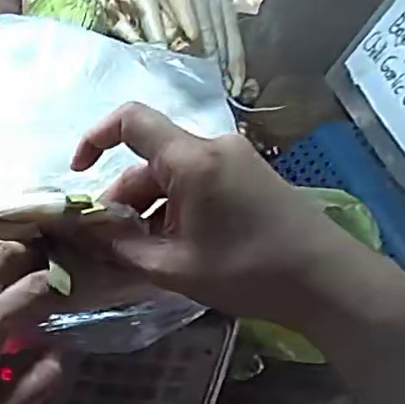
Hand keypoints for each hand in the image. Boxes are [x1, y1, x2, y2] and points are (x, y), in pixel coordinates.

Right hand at [66, 103, 391, 328]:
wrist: (327, 282)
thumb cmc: (246, 272)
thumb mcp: (170, 266)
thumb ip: (118, 245)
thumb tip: (81, 231)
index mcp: (193, 161)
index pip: (130, 121)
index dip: (94, 139)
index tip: (77, 174)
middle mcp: (212, 149)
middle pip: (145, 162)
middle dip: (119, 201)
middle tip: (108, 245)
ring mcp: (231, 162)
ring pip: (166, 177)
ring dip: (143, 211)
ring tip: (139, 254)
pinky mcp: (243, 178)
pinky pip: (190, 185)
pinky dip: (168, 210)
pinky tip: (168, 247)